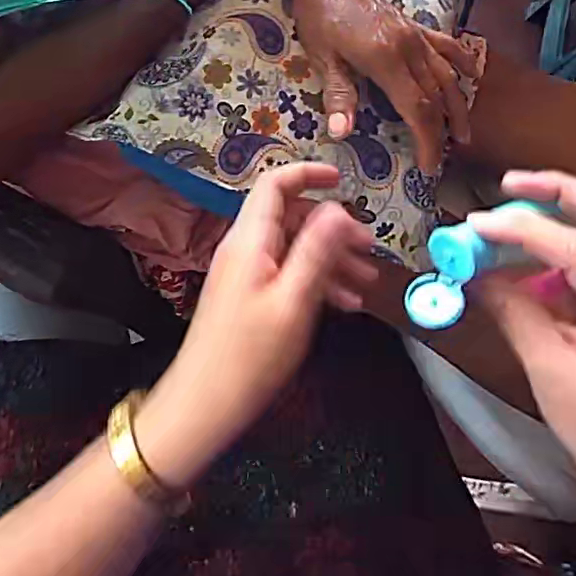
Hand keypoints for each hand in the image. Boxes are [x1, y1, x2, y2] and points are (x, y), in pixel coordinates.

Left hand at [136, 163, 377, 487]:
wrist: (206, 400)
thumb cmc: (250, 355)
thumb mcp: (293, 302)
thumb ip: (316, 252)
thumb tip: (338, 210)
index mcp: (250, 239)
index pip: (275, 185)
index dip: (308, 174)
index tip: (343, 180)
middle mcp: (243, 247)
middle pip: (289, 217)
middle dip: (331, 229)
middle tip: (369, 252)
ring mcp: (244, 270)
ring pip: (291, 247)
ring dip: (329, 259)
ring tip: (366, 284)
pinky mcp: (247, 292)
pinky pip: (284, 271)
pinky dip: (314, 280)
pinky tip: (343, 305)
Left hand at [286, 0, 478, 168]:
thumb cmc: (319, 16)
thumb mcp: (322, 57)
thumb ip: (338, 95)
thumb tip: (342, 133)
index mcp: (387, 60)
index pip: (418, 108)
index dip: (427, 139)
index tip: (429, 164)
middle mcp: (410, 48)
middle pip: (437, 96)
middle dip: (443, 130)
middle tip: (446, 157)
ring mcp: (415, 35)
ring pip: (447, 75)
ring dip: (457, 104)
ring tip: (463, 132)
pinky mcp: (413, 25)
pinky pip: (446, 46)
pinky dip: (461, 63)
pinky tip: (471, 75)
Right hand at [470, 171, 575, 499]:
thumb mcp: (547, 369)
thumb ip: (513, 309)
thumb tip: (475, 270)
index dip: (526, 230)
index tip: (476, 225)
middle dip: (563, 191)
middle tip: (509, 184)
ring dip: (555, 217)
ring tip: (501, 220)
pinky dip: (549, 252)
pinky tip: (514, 262)